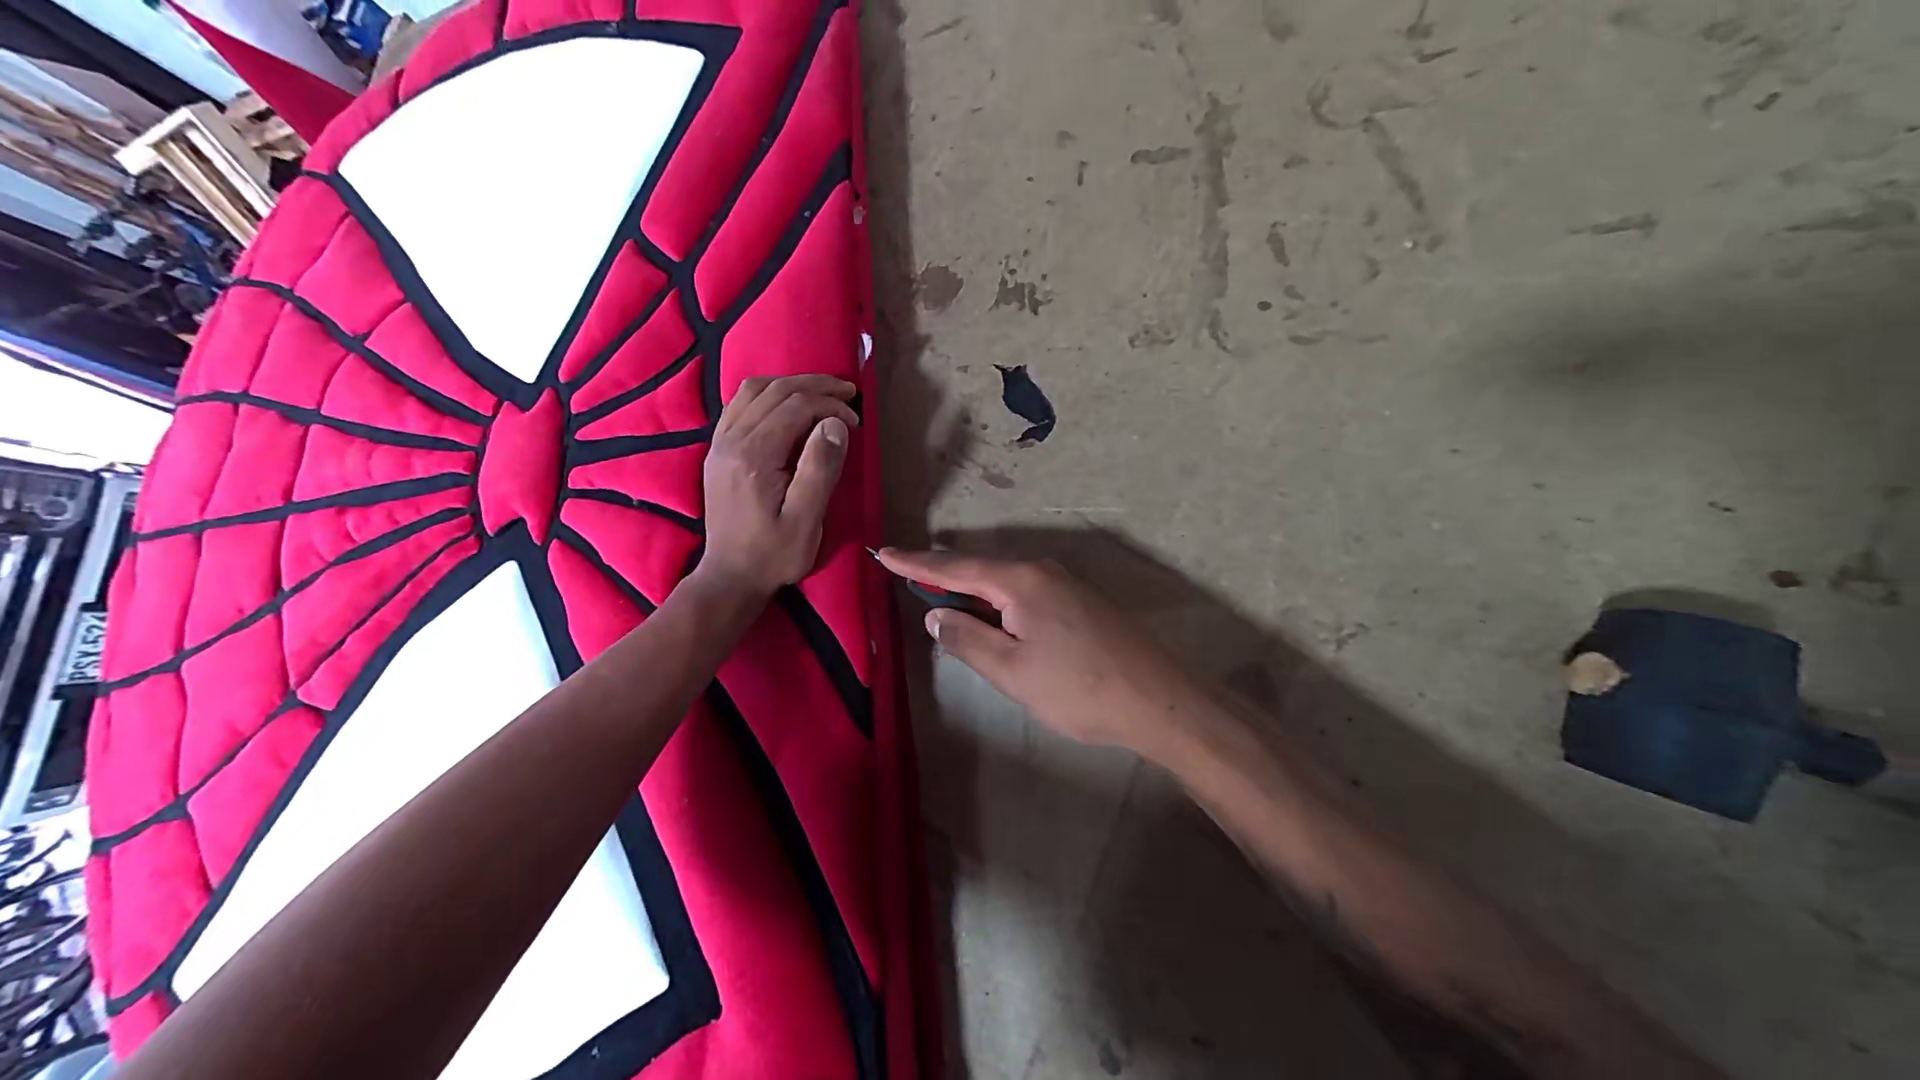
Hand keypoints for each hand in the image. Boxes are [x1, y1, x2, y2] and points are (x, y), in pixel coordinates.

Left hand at [697, 375, 857, 598]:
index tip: (855, 422)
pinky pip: (739, 404)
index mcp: (754, 455)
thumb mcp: (806, 520)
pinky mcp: (718, 450)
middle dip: (815, 386)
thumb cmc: (774, 553)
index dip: (830, 405)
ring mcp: (719, 443)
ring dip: (790, 384)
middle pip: (774, 390)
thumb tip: (835, 423)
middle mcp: (731, 440)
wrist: (731, 576)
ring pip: (753, 391)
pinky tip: (786, 403)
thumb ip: (820, 469)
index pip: (795, 406)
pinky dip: (767, 394)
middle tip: (848, 391)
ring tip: (821, 392)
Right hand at [876, 549, 1204, 759]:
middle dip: (942, 570)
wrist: (1159, 701)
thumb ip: (968, 639)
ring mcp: (1066, 586)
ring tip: (940, 591)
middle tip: (905, 570)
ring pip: (1005, 580)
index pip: (956, 567)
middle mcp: (1043, 572)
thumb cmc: (1078, 688)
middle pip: (981, 567)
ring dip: (971, 587)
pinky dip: (997, 599)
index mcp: (1021, 581)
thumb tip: (937, 615)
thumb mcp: (1011, 671)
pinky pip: (1025, 592)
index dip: (917, 562)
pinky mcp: (1081, 603)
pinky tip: (991, 612)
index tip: (883, 552)